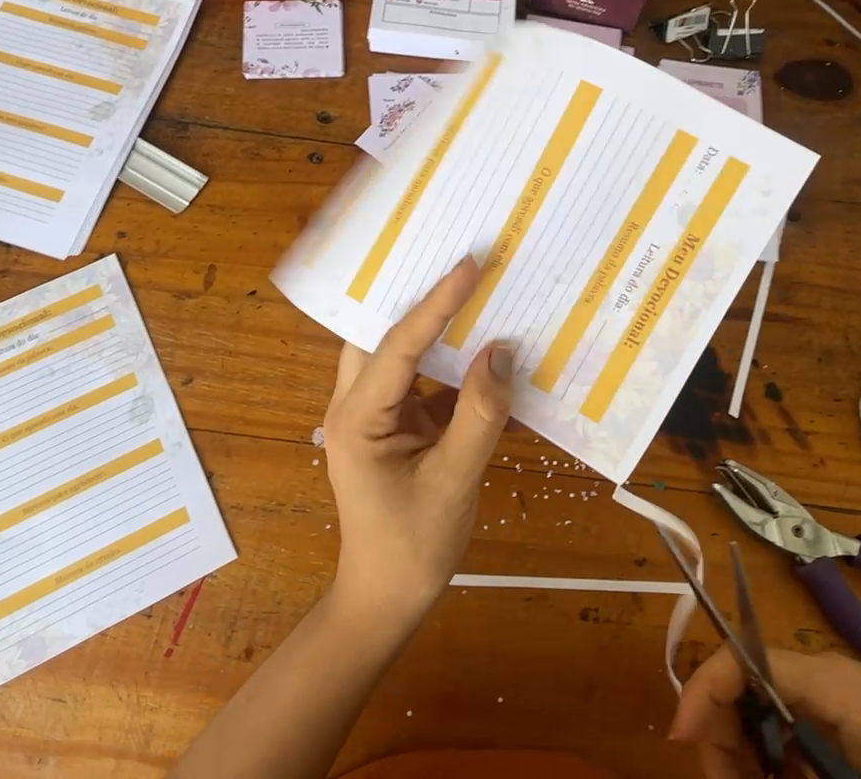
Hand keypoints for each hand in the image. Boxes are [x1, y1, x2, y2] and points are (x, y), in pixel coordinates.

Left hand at [323, 257, 512, 625]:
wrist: (388, 599)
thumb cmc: (413, 546)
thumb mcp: (454, 480)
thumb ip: (479, 414)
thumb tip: (502, 353)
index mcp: (358, 417)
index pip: (398, 345)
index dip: (436, 304)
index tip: (470, 265)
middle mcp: (358, 405)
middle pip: (383, 336)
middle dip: (418, 299)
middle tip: (456, 261)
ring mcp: (377, 415)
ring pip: (402, 356)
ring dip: (436, 331)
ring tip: (474, 293)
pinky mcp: (397, 427)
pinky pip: (422, 385)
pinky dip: (451, 369)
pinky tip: (486, 355)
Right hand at [671, 648, 860, 778]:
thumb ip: (784, 775)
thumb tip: (726, 774)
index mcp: (827, 681)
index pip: (737, 661)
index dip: (699, 696)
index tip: (680, 744)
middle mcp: (834, 681)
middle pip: (749, 690)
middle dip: (727, 738)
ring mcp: (857, 705)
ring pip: (776, 717)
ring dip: (756, 756)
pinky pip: (810, 737)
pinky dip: (789, 763)